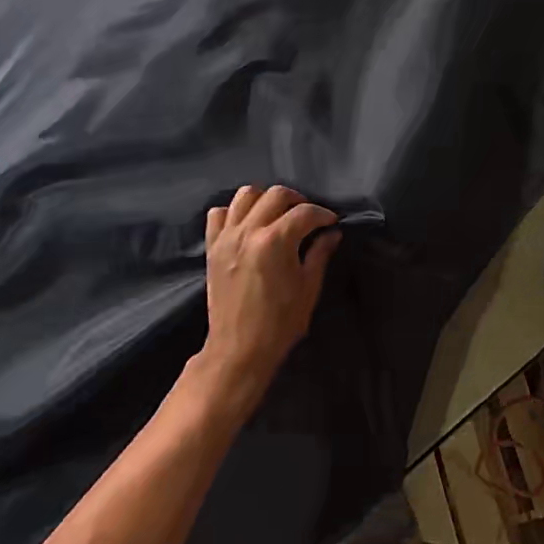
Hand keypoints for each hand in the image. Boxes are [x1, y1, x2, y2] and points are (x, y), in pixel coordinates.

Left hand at [199, 185, 339, 395]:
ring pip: (245, 195)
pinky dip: (233, 211)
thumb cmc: (280, 322)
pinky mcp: (212, 247)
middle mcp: (249, 231)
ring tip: (277, 214)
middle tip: (308, 217)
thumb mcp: (308, 288)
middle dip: (298, 200)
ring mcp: (227, 237)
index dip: (323, 214)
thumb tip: (332, 233)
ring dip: (265, 199)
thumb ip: (320, 254)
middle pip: (276, 194)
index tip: (331, 223)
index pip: (305, 213)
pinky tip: (246, 224)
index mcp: (276, 241)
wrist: (240, 348)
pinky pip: (218, 214)